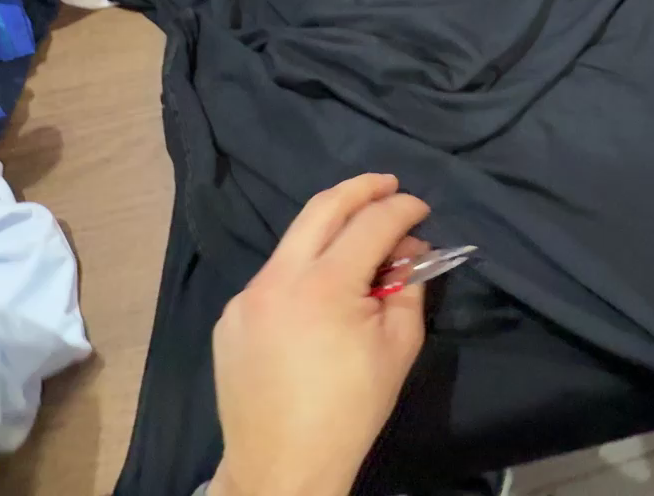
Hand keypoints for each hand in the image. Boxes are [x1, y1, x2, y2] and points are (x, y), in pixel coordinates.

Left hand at [211, 174, 431, 495]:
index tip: (422, 210)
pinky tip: (326, 287)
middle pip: (323, 207)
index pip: (372, 223)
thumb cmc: (351, 409)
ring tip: (364, 233)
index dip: (403, 209)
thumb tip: (409, 251)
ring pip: (296, 237)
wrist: (282, 470)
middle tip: (390, 185)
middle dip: (362, 188)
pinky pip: (277, 272)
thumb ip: (408, 285)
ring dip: (333, 226)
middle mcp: (278, 279)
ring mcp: (247, 296)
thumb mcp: (400, 344)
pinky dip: (308, 264)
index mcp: (324, 287)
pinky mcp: (232, 316)